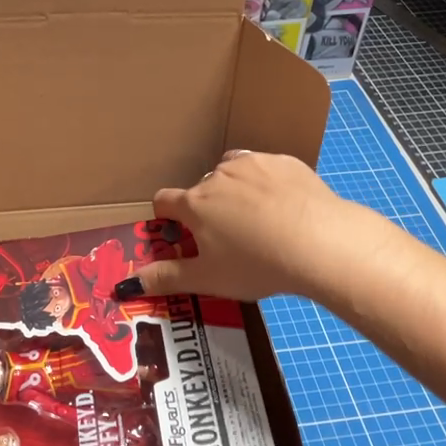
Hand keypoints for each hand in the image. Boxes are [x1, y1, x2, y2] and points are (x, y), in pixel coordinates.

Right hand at [126, 150, 389, 302]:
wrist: (320, 242)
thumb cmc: (257, 264)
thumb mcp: (209, 279)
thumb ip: (167, 278)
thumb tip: (126, 284)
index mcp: (196, 204)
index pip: (164, 200)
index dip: (166, 217)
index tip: (179, 233)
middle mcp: (218, 175)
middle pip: (202, 190)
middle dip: (208, 210)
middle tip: (230, 240)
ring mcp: (252, 164)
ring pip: (233, 174)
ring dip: (236, 192)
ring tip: (259, 223)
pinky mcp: (284, 161)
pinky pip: (266, 170)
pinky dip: (268, 186)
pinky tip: (286, 209)